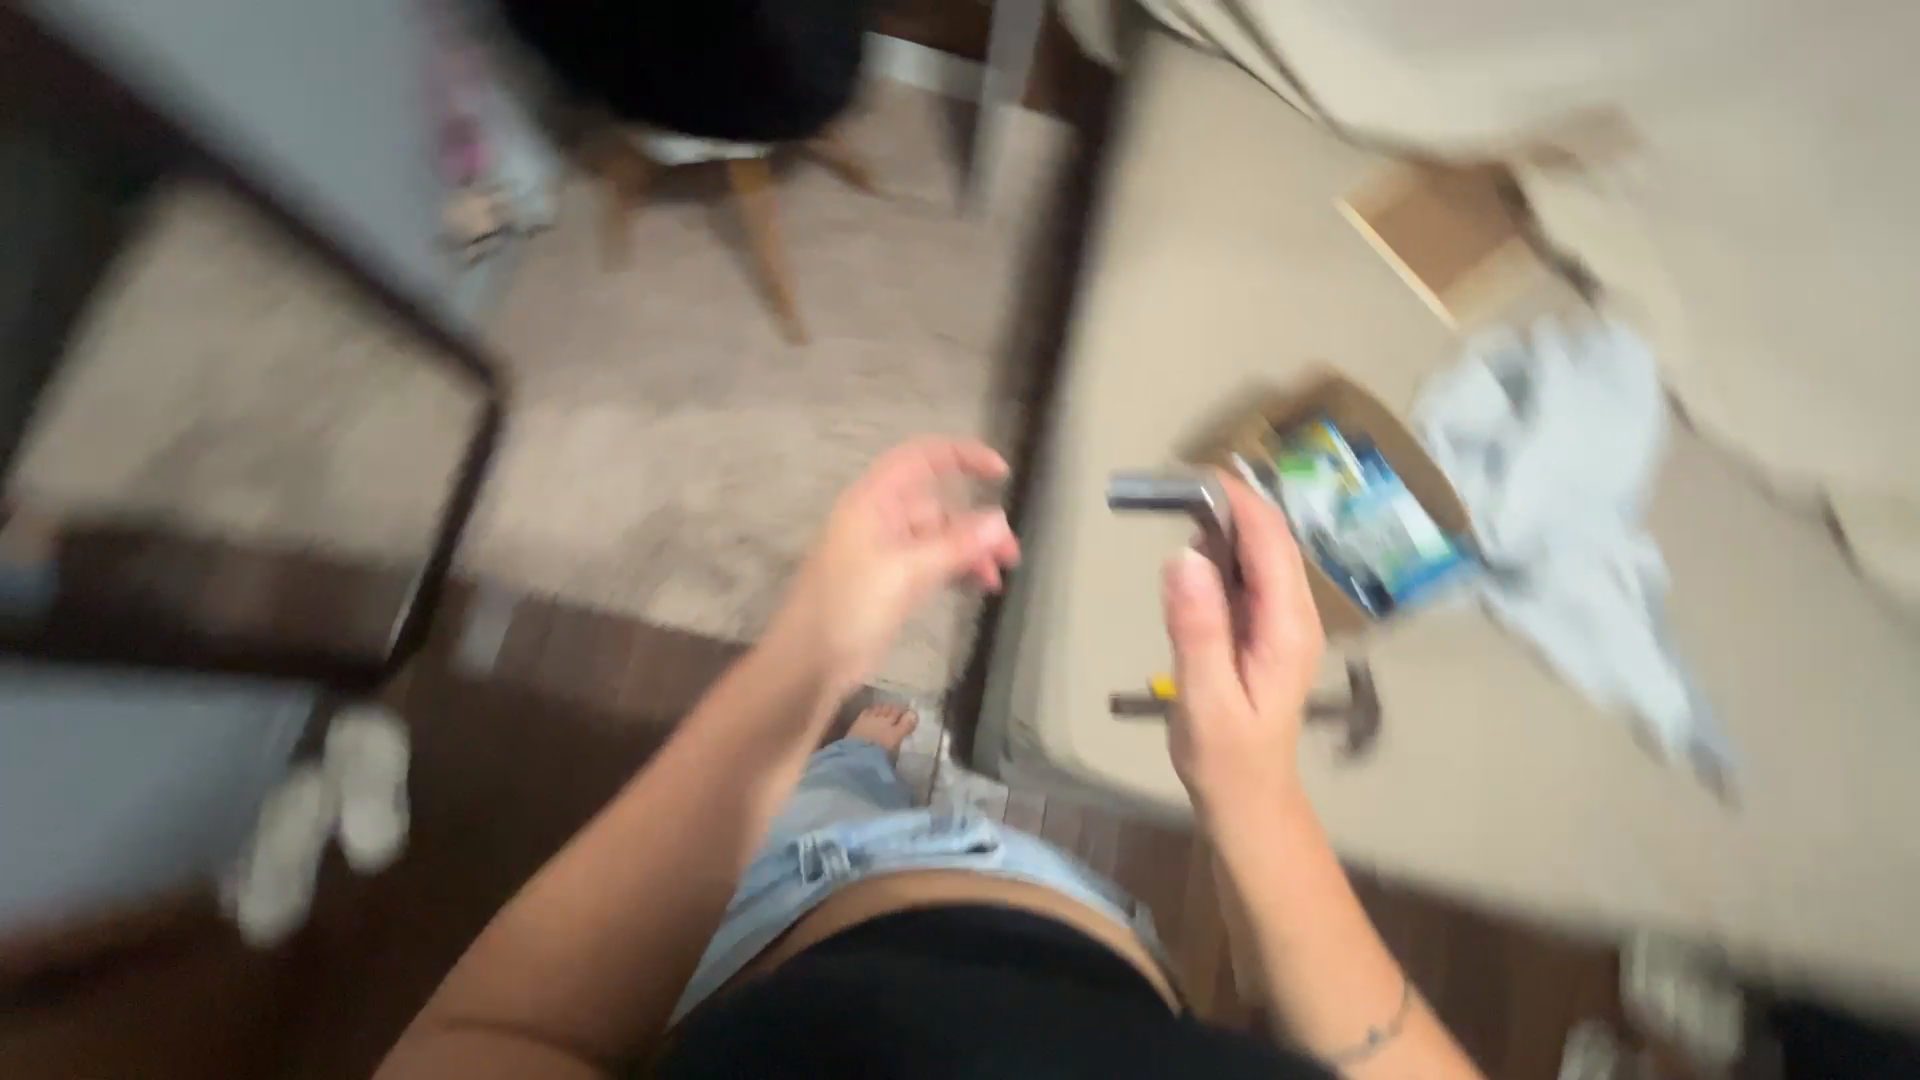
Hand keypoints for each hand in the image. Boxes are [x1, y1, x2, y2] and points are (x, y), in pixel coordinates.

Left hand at [769, 436, 1021, 695]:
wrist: (809, 661)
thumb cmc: (848, 606)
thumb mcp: (905, 572)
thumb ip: (955, 545)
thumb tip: (1000, 521)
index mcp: (875, 500)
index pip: (922, 458)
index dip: (962, 456)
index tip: (1001, 474)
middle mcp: (882, 518)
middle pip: (938, 505)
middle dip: (976, 523)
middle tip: (1010, 553)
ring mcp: (888, 551)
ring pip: (940, 538)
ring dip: (971, 551)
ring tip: (998, 576)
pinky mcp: (893, 581)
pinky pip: (934, 563)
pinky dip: (957, 569)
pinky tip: (979, 586)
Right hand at [1161, 473, 1324, 818]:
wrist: (1246, 796)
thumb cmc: (1226, 756)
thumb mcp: (1206, 698)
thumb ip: (1197, 629)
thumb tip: (1183, 556)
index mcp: (1289, 627)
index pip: (1271, 543)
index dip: (1238, 502)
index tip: (1193, 476)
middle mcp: (1294, 614)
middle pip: (1270, 540)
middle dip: (1229, 505)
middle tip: (1173, 487)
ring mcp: (1280, 621)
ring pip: (1259, 554)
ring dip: (1223, 525)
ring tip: (1177, 507)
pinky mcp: (1261, 629)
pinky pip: (1246, 576)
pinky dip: (1218, 554)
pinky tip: (1190, 555)